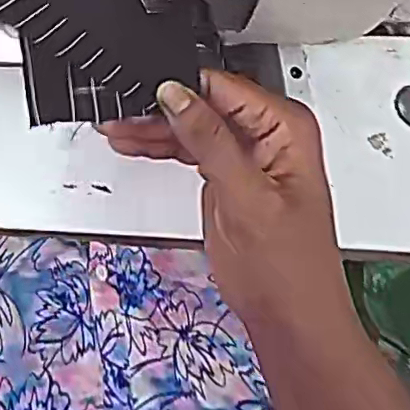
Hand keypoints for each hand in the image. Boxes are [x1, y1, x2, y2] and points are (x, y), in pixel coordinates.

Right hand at [103, 71, 356, 339]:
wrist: (291, 322)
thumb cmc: (290, 270)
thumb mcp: (245, 197)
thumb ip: (210, 140)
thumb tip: (177, 95)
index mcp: (286, 126)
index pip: (223, 87)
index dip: (181, 88)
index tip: (144, 92)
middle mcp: (269, 133)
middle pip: (204, 103)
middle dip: (161, 109)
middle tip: (121, 115)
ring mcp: (247, 152)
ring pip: (192, 124)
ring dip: (155, 128)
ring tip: (118, 127)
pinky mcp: (229, 172)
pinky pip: (191, 147)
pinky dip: (163, 146)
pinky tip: (136, 143)